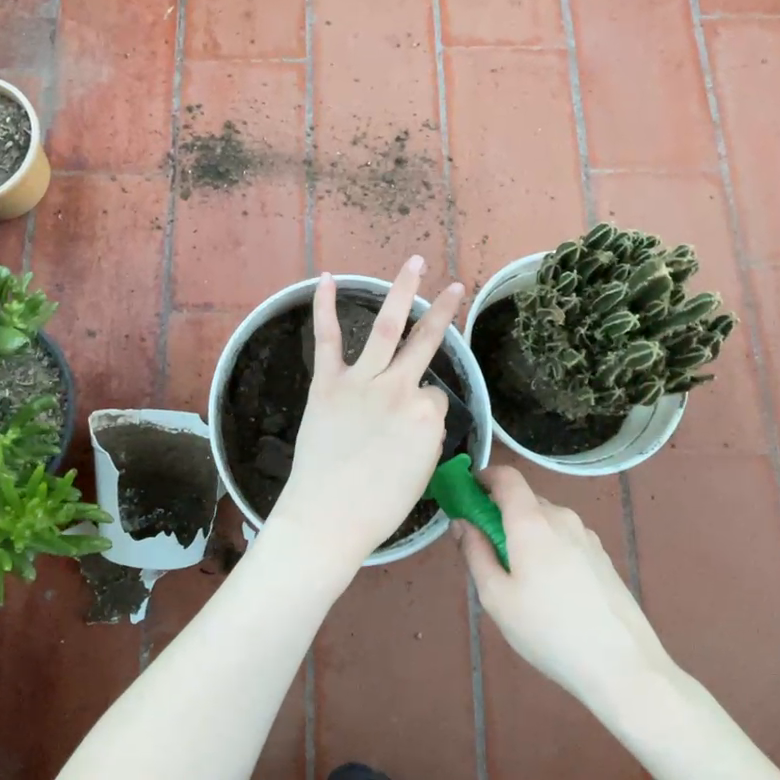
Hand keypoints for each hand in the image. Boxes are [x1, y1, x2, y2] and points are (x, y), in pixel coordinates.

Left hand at [267, 256, 462, 573]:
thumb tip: (416, 416)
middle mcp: (399, 389)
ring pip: (386, 328)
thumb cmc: (378, 508)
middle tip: (455, 286)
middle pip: (426, 342)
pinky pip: (327, 340)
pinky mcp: (326, 384)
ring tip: (415, 263)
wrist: (329, 517)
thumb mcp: (421, 473)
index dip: (427, 412)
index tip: (410, 431)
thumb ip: (423, 434)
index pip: (436, 396)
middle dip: (442, 311)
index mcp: (428, 415)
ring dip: (402, 292)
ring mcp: (361, 382)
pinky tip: (326, 279)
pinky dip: (324, 308)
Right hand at [454, 466, 672, 705]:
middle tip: (488, 552)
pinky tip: (553, 592)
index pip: (506, 476)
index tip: (467, 495)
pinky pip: (566, 539)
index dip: (484, 477)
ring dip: (528, 535)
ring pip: (547, 522)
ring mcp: (587, 537)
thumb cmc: (549, 630)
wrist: (624, 667)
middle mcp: (561, 518)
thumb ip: (475, 553)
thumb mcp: (496, 597)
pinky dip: (550, 549)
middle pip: (525, 500)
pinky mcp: (604, 558)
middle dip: (502, 515)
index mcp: (531, 520)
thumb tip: (463, 524)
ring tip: (522, 580)